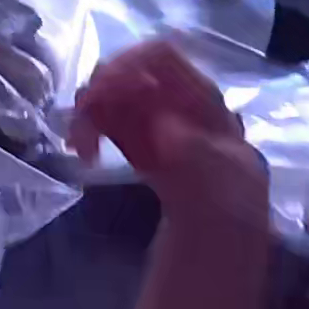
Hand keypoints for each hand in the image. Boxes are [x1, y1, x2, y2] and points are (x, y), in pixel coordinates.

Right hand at [69, 40, 267, 231]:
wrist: (223, 250)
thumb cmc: (229, 209)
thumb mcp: (218, 177)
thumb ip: (191, 147)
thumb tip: (160, 124)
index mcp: (200, 98)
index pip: (160, 58)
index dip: (129, 65)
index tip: (106, 94)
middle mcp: (172, 101)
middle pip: (126, 73)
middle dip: (99, 93)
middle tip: (83, 124)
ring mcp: (152, 122)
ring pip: (108, 97)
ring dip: (87, 114)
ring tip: (80, 147)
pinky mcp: (134, 144)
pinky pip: (103, 123)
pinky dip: (88, 131)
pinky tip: (84, 153)